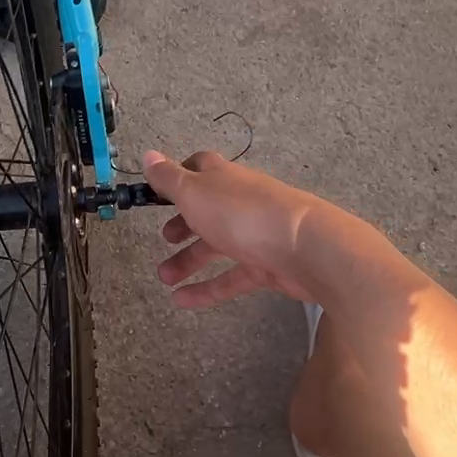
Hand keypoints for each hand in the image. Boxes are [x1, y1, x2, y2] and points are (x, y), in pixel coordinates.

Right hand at [142, 150, 354, 307]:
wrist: (308, 249)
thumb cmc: (243, 214)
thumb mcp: (195, 192)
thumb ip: (168, 178)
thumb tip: (148, 155)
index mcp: (222, 179)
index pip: (199, 168)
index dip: (179, 175)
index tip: (159, 191)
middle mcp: (239, 202)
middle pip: (206, 210)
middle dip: (183, 223)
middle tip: (165, 237)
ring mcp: (255, 235)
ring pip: (216, 246)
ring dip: (188, 260)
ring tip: (164, 277)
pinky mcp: (266, 266)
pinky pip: (230, 277)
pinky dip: (206, 289)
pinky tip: (182, 301)